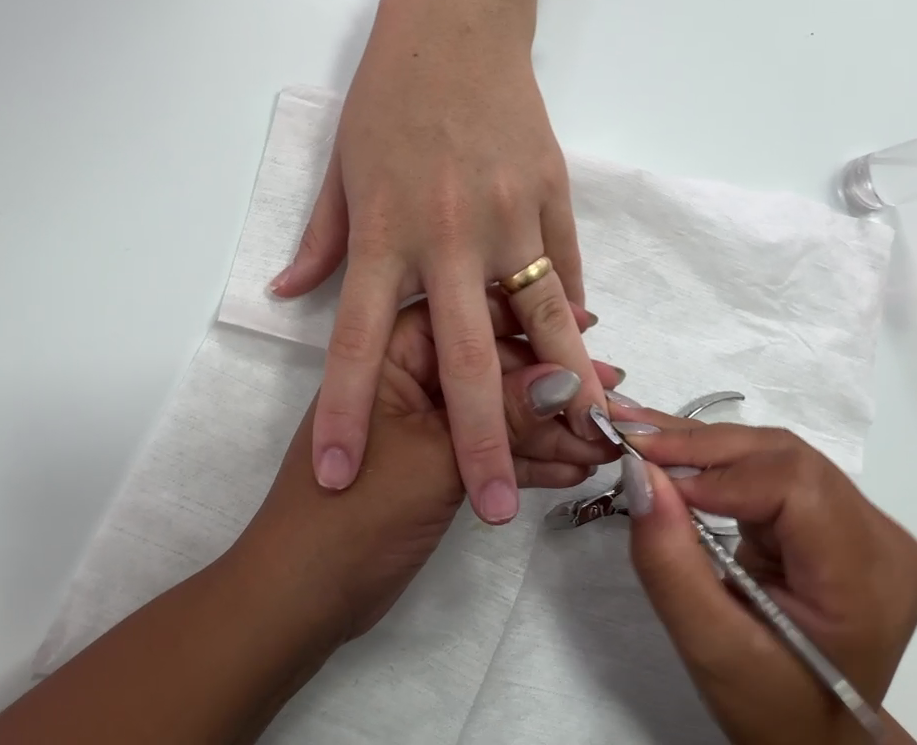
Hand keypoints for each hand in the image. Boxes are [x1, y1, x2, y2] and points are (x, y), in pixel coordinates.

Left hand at [236, 295, 618, 638]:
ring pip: (499, 413)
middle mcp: (414, 378)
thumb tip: (570, 380)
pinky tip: (577, 468)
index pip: (469, 317)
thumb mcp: (435, 458)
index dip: (530, 319)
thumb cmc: (357, 512)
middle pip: (495, 367)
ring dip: (550, 430)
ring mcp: (428, 424)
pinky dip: (530, 462)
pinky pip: (492, 452)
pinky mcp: (439, 466)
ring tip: (607, 442)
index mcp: (396, 352)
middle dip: (553, 384)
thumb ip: (504, 417)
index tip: (586, 324)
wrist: (304, 599)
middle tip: (612, 392)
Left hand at [271, 0, 604, 525]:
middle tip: (497, 509)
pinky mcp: (555, 198)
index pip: (359, 341)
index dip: (348, 414)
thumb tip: (288, 297)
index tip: (340, 480)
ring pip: (543, 321)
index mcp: (385, 232)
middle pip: (467, 357)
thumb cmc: (391, 96)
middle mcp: (449, 237)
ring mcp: (511, 218)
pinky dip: (573, 317)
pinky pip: (566, 272)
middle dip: (481, 442)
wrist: (458, 24)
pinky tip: (583, 357)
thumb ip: (321, 239)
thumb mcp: (342, 164)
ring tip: (582, 446)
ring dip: (562, 389)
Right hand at [618, 411, 916, 743]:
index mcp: (867, 577)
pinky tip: (670, 450)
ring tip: (639, 432)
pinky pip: (770, 469)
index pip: (795, 487)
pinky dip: (716, 461)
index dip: (718, 471)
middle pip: (786, 459)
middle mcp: (879, 536)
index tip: (648, 472)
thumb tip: (639, 473)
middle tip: (629, 435)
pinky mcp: (835, 516)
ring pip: (775, 454)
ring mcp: (862, 522)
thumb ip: (672, 564)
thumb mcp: (713, 649)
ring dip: (703, 444)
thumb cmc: (770, 707)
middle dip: (702, 445)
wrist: (812, 738)